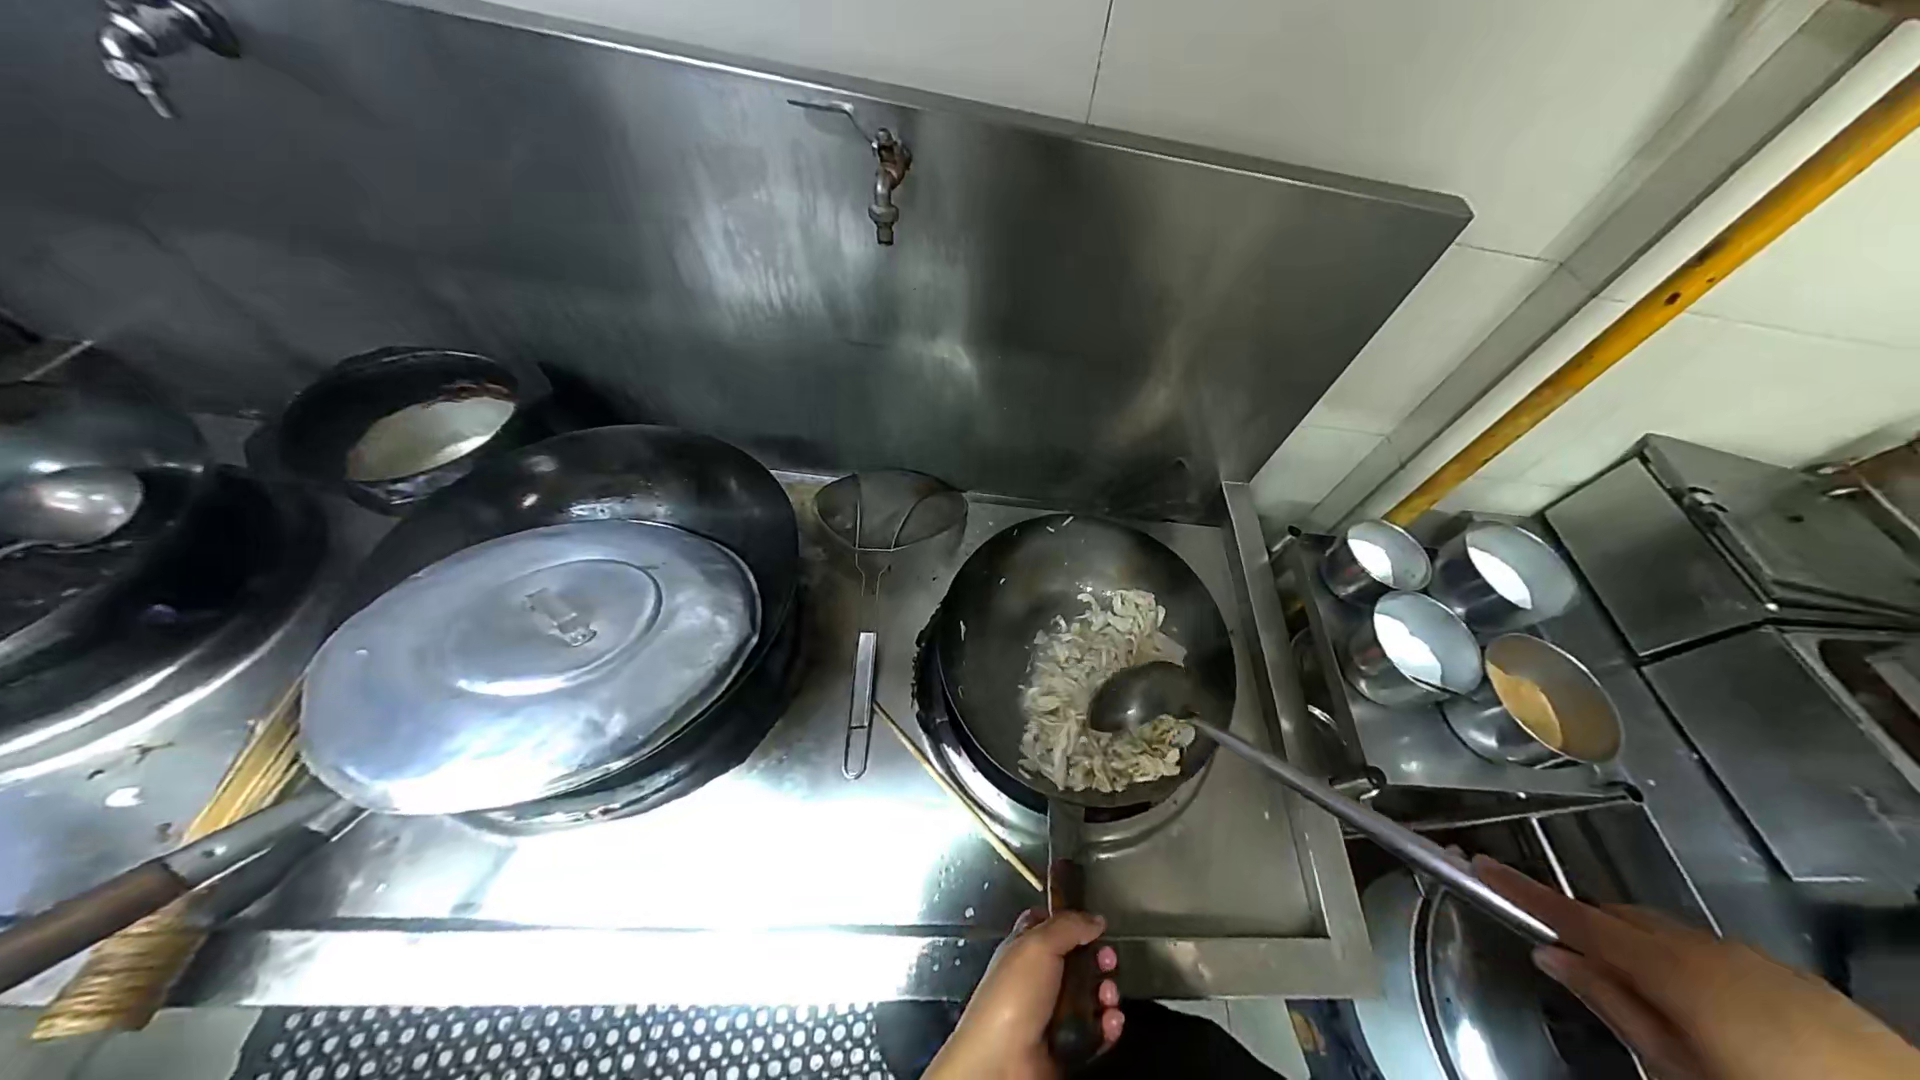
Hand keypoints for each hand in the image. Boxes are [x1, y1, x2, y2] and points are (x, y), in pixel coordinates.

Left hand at [925, 907, 1122, 1079]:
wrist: (1003, 1062)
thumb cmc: (1014, 994)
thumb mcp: (1037, 944)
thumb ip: (1067, 926)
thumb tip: (1096, 919)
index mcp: (1025, 950)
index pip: (1048, 926)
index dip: (1070, 922)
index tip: (1092, 924)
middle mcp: (1039, 979)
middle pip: (1077, 961)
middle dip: (1098, 958)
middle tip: (1108, 960)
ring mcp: (1054, 1014)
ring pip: (1090, 996)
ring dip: (1106, 992)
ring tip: (1108, 995)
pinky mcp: (1070, 1046)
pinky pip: (1097, 1032)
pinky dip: (1109, 1026)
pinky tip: (1111, 1021)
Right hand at [1476, 855, 1919, 1079]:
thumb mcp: (1677, 1067)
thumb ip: (1613, 1005)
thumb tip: (1553, 957)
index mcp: (1665, 966)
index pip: (1572, 914)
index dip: (1521, 889)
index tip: (1481, 863)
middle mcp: (1704, 947)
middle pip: (1621, 918)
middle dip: (1587, 926)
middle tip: (1564, 951)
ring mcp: (1755, 959)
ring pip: (1671, 934)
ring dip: (1639, 947)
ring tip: (1639, 990)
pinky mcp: (1799, 980)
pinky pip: (1720, 955)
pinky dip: (1690, 964)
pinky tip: (1709, 1008)